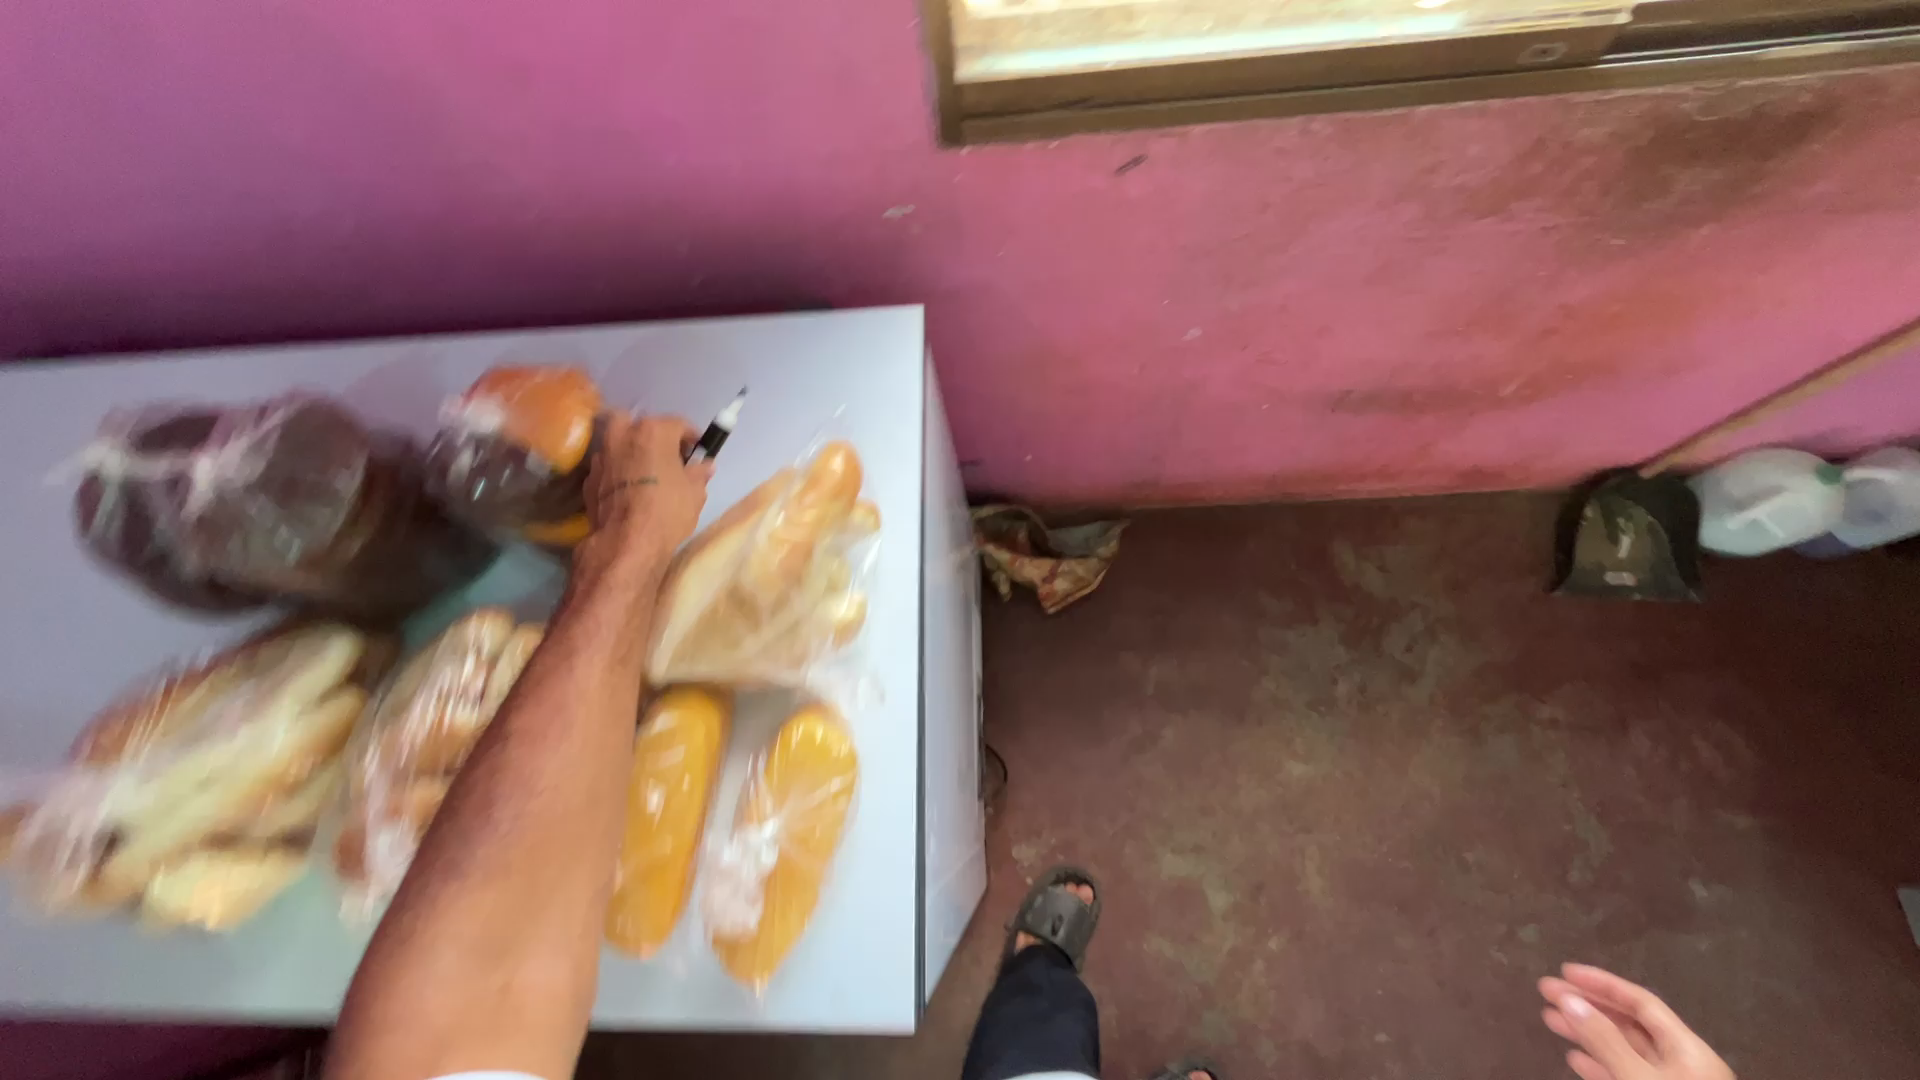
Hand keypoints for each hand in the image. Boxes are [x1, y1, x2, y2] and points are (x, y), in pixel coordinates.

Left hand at [582, 412, 713, 561]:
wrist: (626, 542)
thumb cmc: (668, 510)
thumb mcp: (695, 492)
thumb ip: (699, 473)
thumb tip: (704, 466)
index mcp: (654, 431)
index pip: (679, 424)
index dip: (692, 438)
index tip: (698, 452)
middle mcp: (623, 434)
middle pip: (641, 425)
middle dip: (655, 436)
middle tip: (667, 456)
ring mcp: (602, 455)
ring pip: (619, 442)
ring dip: (633, 451)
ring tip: (646, 472)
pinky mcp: (589, 477)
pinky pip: (609, 465)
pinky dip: (619, 471)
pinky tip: (629, 489)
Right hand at [1538, 964, 1732, 1079]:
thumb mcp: (1637, 1079)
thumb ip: (1604, 1040)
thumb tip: (1568, 999)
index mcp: (1688, 1051)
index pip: (1641, 1003)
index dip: (1602, 983)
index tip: (1563, 971)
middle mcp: (1684, 1066)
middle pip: (1630, 1025)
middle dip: (1587, 1005)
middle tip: (1545, 990)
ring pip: (1624, 1050)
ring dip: (1586, 1033)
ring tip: (1549, 1019)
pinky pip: (1625, 1077)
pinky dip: (1599, 1065)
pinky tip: (1575, 1060)